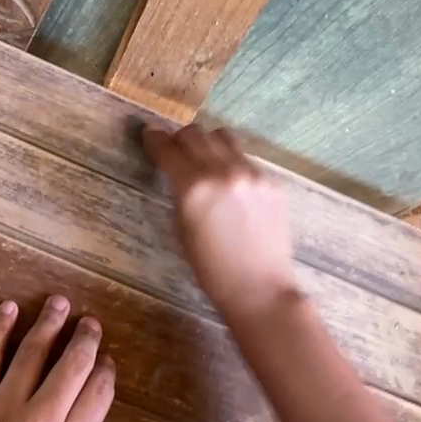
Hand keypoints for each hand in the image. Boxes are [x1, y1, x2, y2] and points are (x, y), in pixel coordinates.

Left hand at [0, 296, 115, 421]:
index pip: (96, 399)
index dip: (106, 374)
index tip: (109, 359)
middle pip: (71, 368)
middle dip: (85, 340)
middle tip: (92, 321)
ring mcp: (2, 408)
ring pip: (32, 353)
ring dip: (49, 324)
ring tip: (60, 302)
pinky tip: (8, 309)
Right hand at [143, 123, 297, 317]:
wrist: (259, 287)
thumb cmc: (209, 266)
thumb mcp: (181, 225)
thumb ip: (178, 189)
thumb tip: (173, 166)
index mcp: (194, 187)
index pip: (168, 148)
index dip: (154, 139)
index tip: (149, 134)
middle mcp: (223, 172)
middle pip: (194, 133)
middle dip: (178, 138)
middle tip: (174, 149)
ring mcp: (252, 174)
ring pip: (222, 137)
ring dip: (206, 143)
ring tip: (204, 159)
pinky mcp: (271, 181)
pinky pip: (244, 157)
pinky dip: (230, 161)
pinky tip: (229, 183)